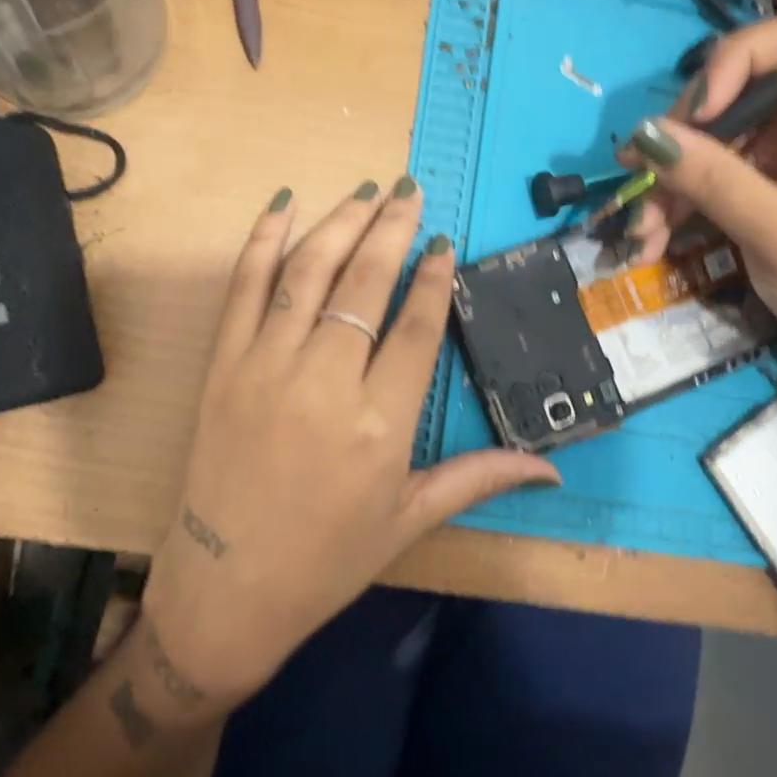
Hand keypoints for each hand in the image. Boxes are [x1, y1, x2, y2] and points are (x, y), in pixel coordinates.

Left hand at [141, 180, 559, 707]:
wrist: (227, 584)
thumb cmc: (326, 559)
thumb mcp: (409, 520)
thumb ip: (478, 478)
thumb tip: (553, 468)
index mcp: (381, 423)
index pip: (416, 327)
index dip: (434, 278)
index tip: (444, 243)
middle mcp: (325, 382)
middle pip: (365, 284)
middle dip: (391, 230)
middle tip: (409, 192)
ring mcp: (267, 366)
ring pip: (308, 273)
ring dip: (338, 223)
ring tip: (364, 191)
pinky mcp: (223, 364)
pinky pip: (243, 288)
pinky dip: (262, 241)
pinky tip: (283, 206)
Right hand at [623, 13, 776, 363]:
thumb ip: (714, 181)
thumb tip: (645, 137)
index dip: (739, 61)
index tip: (698, 114)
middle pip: (739, 88)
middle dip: (685, 136)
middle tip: (644, 175)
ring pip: (712, 135)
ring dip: (668, 180)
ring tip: (642, 230)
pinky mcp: (766, 176)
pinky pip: (708, 170)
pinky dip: (676, 202)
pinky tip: (652, 239)